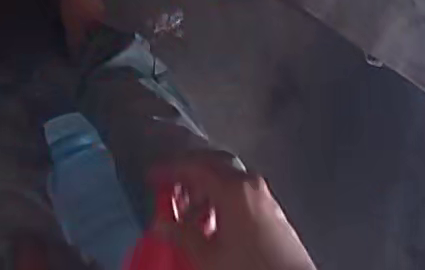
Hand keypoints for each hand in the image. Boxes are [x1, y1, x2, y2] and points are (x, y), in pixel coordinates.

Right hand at [143, 154, 316, 269]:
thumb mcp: (209, 258)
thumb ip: (182, 236)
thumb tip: (160, 225)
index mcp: (231, 186)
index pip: (192, 167)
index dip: (169, 171)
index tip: (151, 178)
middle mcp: (248, 181)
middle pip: (211, 166)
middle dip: (188, 175)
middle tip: (169, 189)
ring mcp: (263, 194)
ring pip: (227, 178)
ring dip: (205, 189)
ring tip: (190, 212)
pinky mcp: (273, 210)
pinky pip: (240, 191)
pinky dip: (222, 198)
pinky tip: (215, 222)